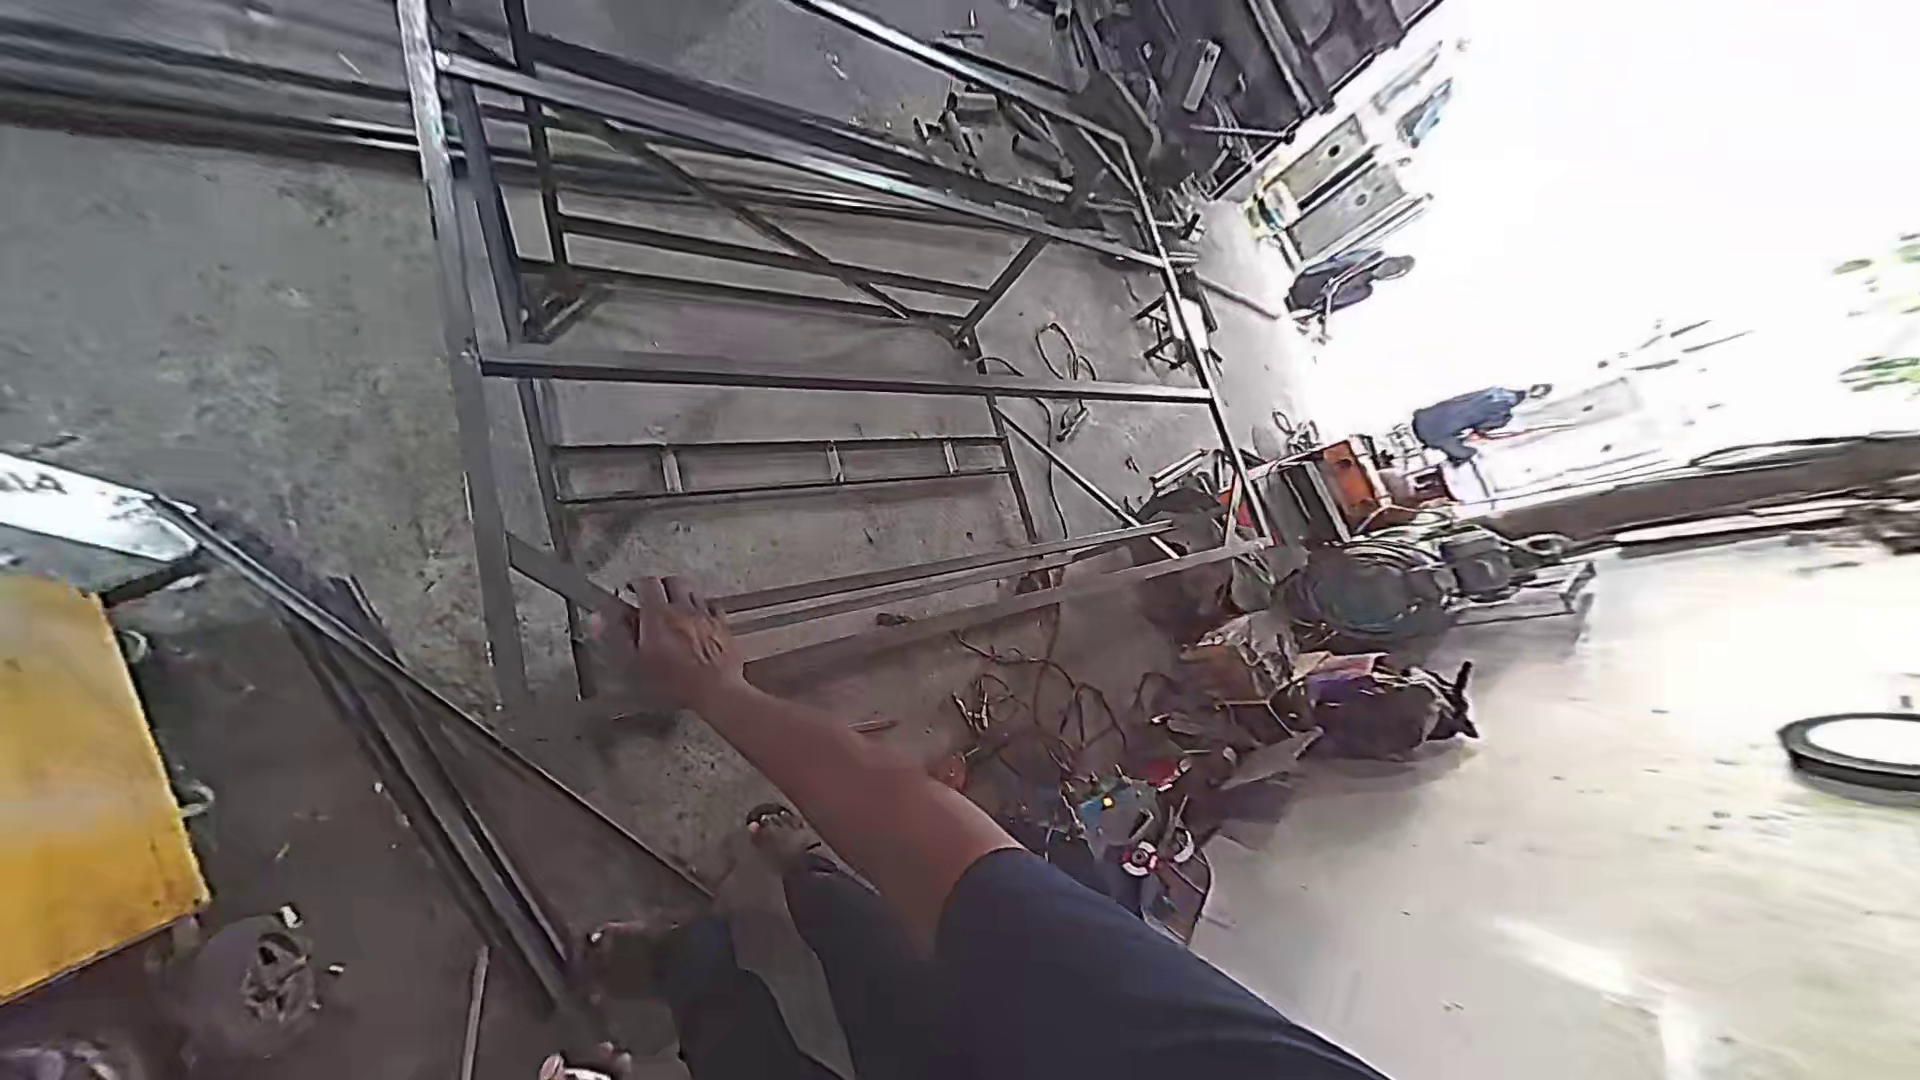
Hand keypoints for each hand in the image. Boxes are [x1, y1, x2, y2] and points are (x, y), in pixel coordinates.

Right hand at [613, 575, 744, 709]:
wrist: (715, 689)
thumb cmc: (676, 683)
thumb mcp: (636, 662)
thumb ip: (618, 636)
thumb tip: (600, 619)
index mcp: (659, 616)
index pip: (647, 584)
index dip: (637, 584)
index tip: (632, 590)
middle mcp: (685, 609)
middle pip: (673, 581)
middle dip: (661, 585)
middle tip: (653, 596)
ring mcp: (706, 615)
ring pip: (694, 591)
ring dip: (682, 595)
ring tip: (674, 608)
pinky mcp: (723, 625)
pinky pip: (713, 606)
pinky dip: (704, 608)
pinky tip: (699, 619)